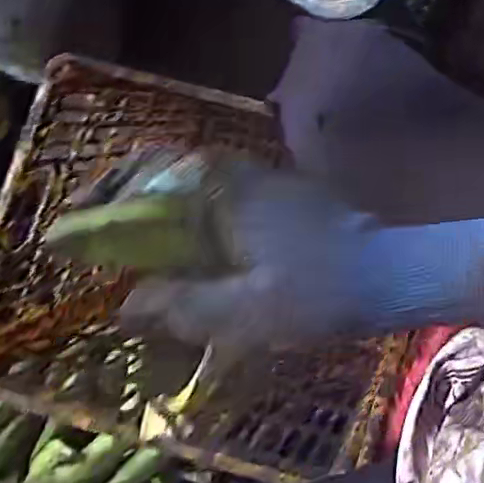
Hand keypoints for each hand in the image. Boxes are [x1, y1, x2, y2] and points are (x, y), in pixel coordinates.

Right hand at [109, 148, 483, 355]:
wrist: (401, 272)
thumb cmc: (325, 292)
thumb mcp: (247, 313)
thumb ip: (183, 305)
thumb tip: (127, 302)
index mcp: (237, 195)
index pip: (163, 169)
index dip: (117, 188)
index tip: (82, 220)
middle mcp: (258, 179)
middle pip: (185, 174)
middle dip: (141, 200)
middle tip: (110, 242)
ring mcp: (284, 188)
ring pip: (213, 188)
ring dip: (176, 211)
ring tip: (147, 254)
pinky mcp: (302, 205)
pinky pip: (240, 202)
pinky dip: (210, 221)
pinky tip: (206, 258)